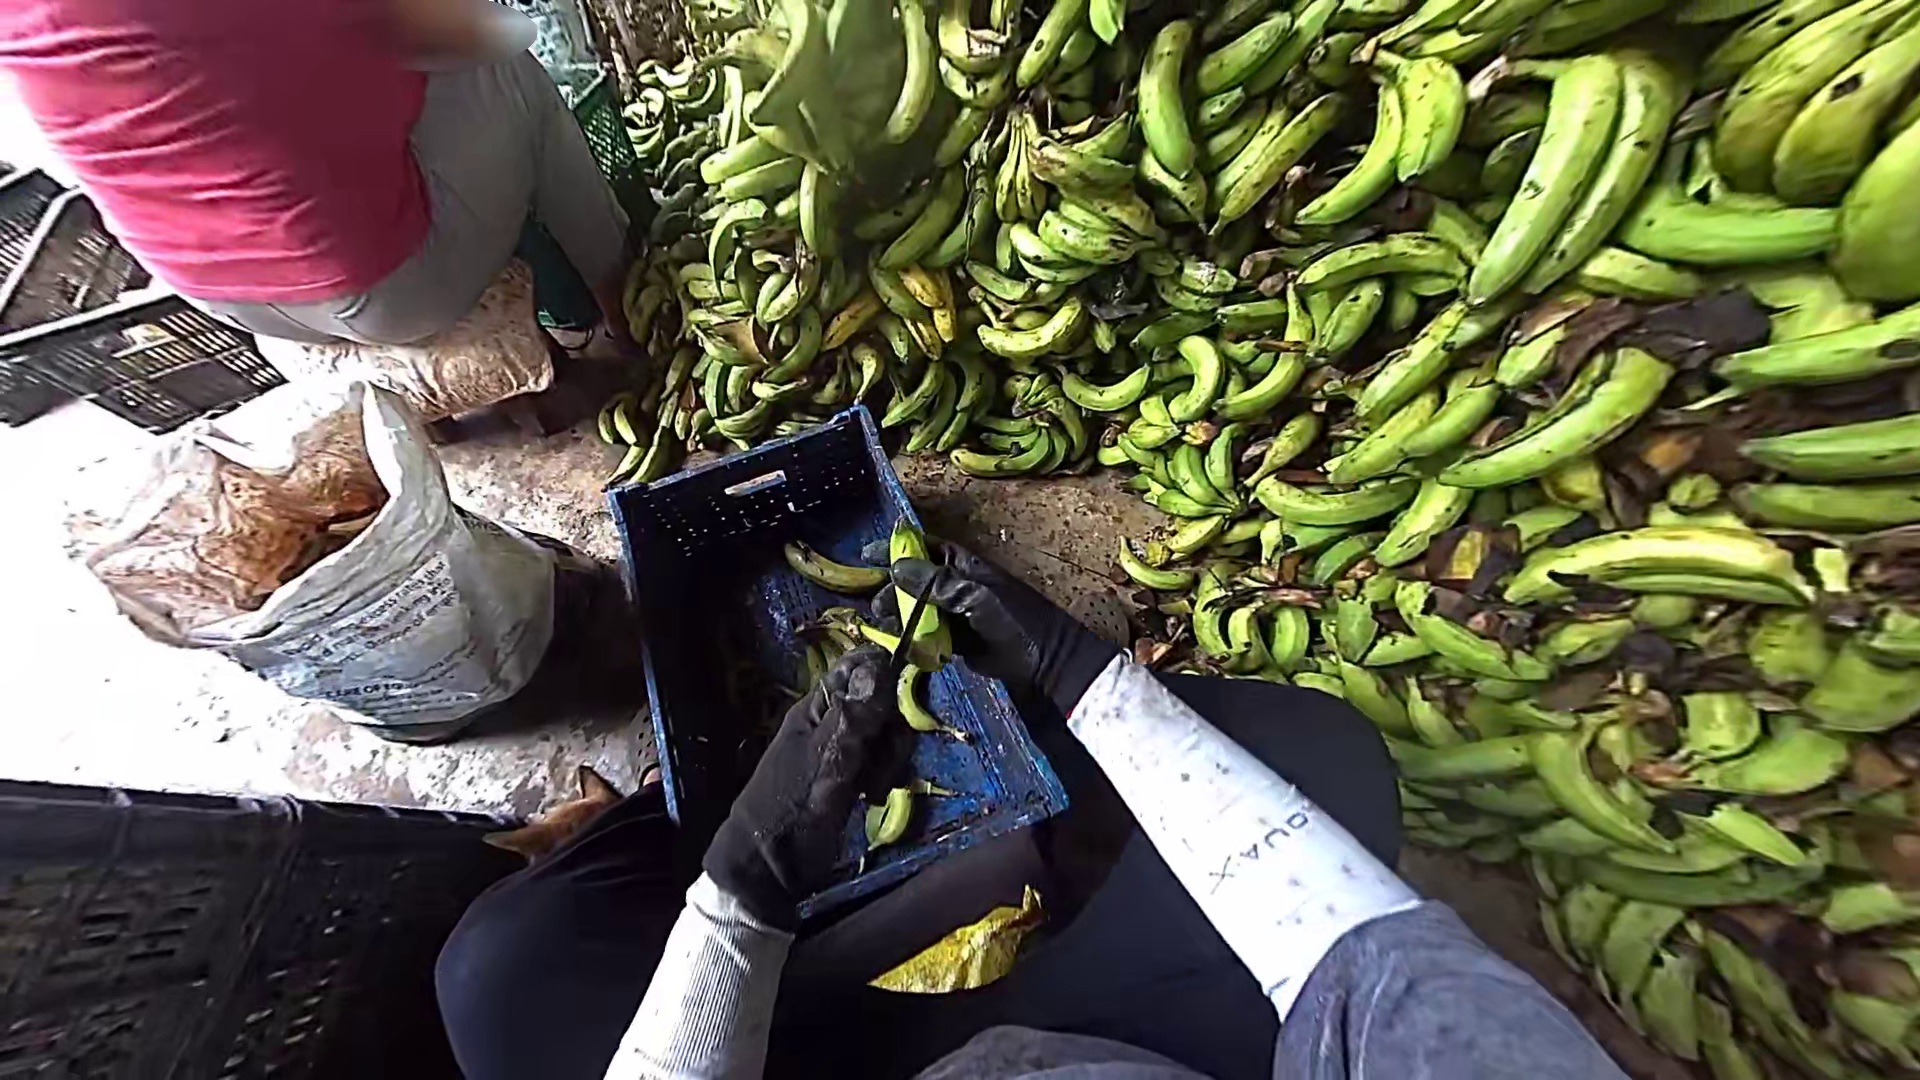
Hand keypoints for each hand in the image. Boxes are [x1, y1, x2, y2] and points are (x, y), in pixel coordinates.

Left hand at [703, 645, 899, 927]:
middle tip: (884, 758)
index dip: (885, 674)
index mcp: (820, 706)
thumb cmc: (792, 806)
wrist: (769, 865)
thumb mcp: (827, 758)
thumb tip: (880, 666)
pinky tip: (874, 795)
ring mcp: (842, 747)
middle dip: (891, 729)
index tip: (900, 702)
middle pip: (882, 701)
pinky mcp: (852, 773)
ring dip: (889, 758)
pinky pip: (881, 759)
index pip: (859, 666)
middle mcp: (833, 719)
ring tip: (875, 786)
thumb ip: (855, 714)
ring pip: (886, 733)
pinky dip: (884, 775)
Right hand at [873, 537, 1118, 717]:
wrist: (1042, 659)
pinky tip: (895, 643)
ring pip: (915, 608)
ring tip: (885, 626)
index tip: (867, 555)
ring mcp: (951, 612)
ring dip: (897, 615)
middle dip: (892, 589)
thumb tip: (896, 567)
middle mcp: (953, 585)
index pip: (924, 549)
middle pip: (912, 580)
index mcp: (962, 565)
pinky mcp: (952, 639)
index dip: (897, 548)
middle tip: (878, 606)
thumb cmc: (1014, 619)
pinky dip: (909, 637)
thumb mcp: (976, 595)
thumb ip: (937, 583)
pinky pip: (924, 634)